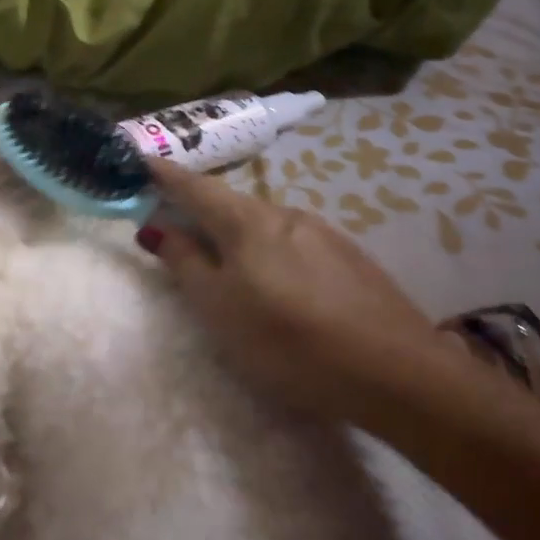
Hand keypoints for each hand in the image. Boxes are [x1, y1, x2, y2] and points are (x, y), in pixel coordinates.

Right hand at [138, 159, 447, 425]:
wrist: (402, 377)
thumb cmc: (289, 340)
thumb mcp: (218, 306)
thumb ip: (184, 262)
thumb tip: (157, 228)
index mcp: (246, 221)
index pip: (193, 186)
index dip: (162, 174)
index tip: (136, 163)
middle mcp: (286, 215)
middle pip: (230, 205)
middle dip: (199, 211)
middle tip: (173, 227)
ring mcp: (326, 236)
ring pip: (265, 227)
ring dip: (237, 237)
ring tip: (224, 266)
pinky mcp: (354, 263)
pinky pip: (295, 246)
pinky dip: (270, 254)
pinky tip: (277, 288)